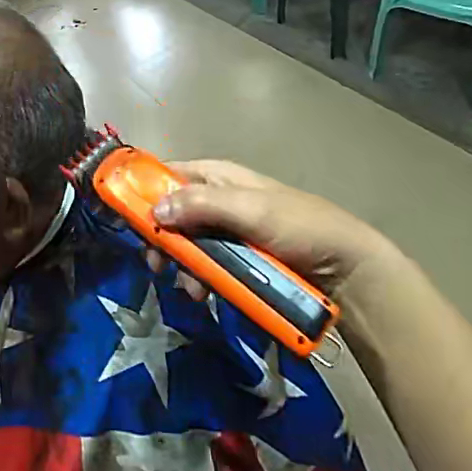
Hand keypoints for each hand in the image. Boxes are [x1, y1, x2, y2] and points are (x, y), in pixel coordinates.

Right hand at [149, 160, 401, 305]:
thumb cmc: (298, 226)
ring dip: (182, 266)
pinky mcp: (237, 260)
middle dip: (163, 240)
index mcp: (217, 176)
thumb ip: (202, 206)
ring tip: (190, 289)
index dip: (144, 191)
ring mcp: (226, 232)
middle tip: (158, 264)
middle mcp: (217, 199)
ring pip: (186, 245)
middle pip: (171, 214)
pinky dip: (200, 280)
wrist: (345, 267)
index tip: (126, 218)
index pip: (168, 174)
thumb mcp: (250, 211)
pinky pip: (205, 267)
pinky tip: (203, 296)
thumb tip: (155, 210)